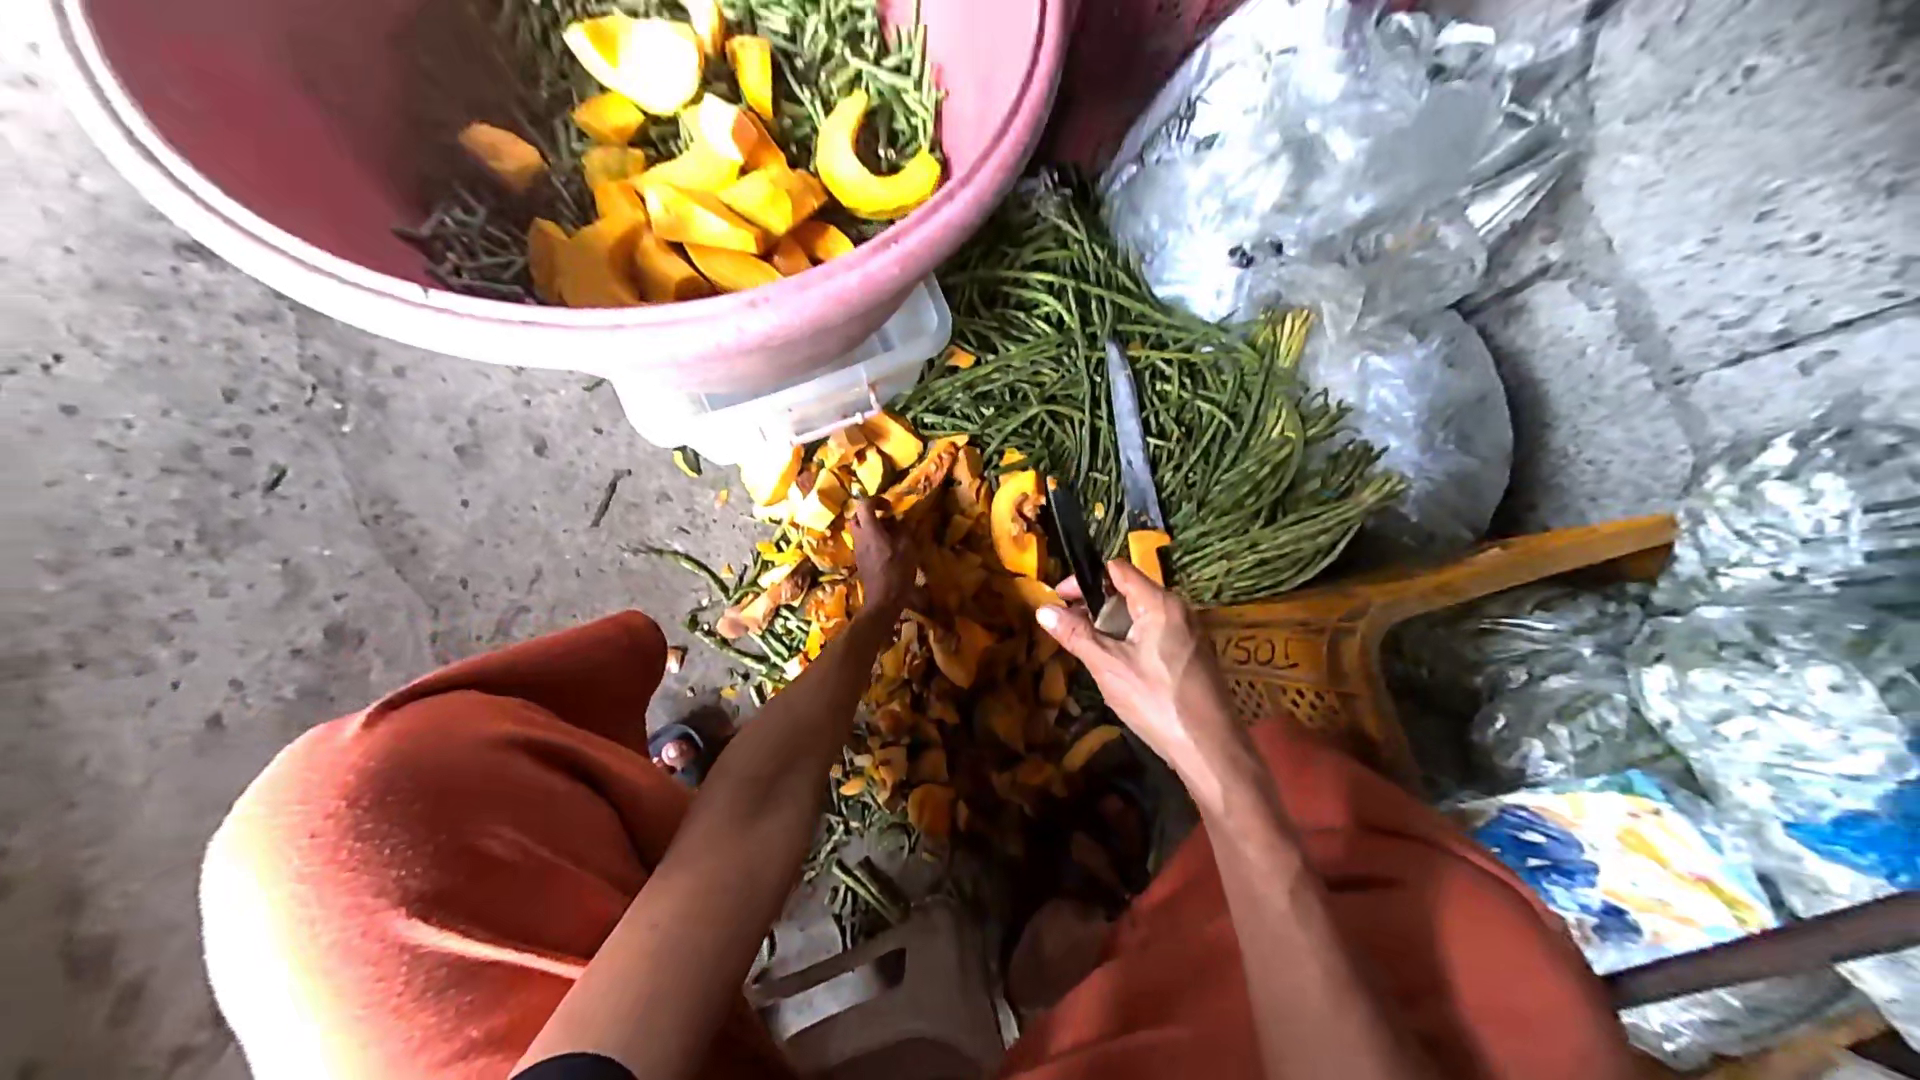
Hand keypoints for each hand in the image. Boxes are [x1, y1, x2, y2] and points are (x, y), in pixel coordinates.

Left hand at [847, 499, 915, 616]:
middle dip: (869, 512)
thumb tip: (899, 521)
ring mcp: (857, 549)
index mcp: (870, 531)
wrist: (883, 599)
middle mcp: (859, 537)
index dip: (876, 500)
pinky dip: (871, 538)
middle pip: (856, 516)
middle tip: (885, 517)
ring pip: (858, 529)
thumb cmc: (897, 572)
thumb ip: (903, 530)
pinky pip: (862, 541)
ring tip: (888, 533)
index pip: (864, 505)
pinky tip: (885, 547)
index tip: (889, 506)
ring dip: (870, 526)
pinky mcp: (859, 560)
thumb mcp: (908, 548)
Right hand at [1036, 561, 1239, 779]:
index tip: (1060, 599)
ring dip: (1111, 625)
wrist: (1210, 747)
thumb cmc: (1156, 701)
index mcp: (1159, 603)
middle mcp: (1178, 609)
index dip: (1085, 580)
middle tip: (1069, 628)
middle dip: (1095, 606)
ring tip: (1088, 649)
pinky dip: (1131, 639)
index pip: (1118, 569)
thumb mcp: (1108, 666)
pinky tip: (1118, 666)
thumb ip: (1075, 634)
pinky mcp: (1193, 654)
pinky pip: (1156, 633)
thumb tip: (1042, 609)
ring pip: (1142, 615)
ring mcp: (1189, 631)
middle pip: (1129, 591)